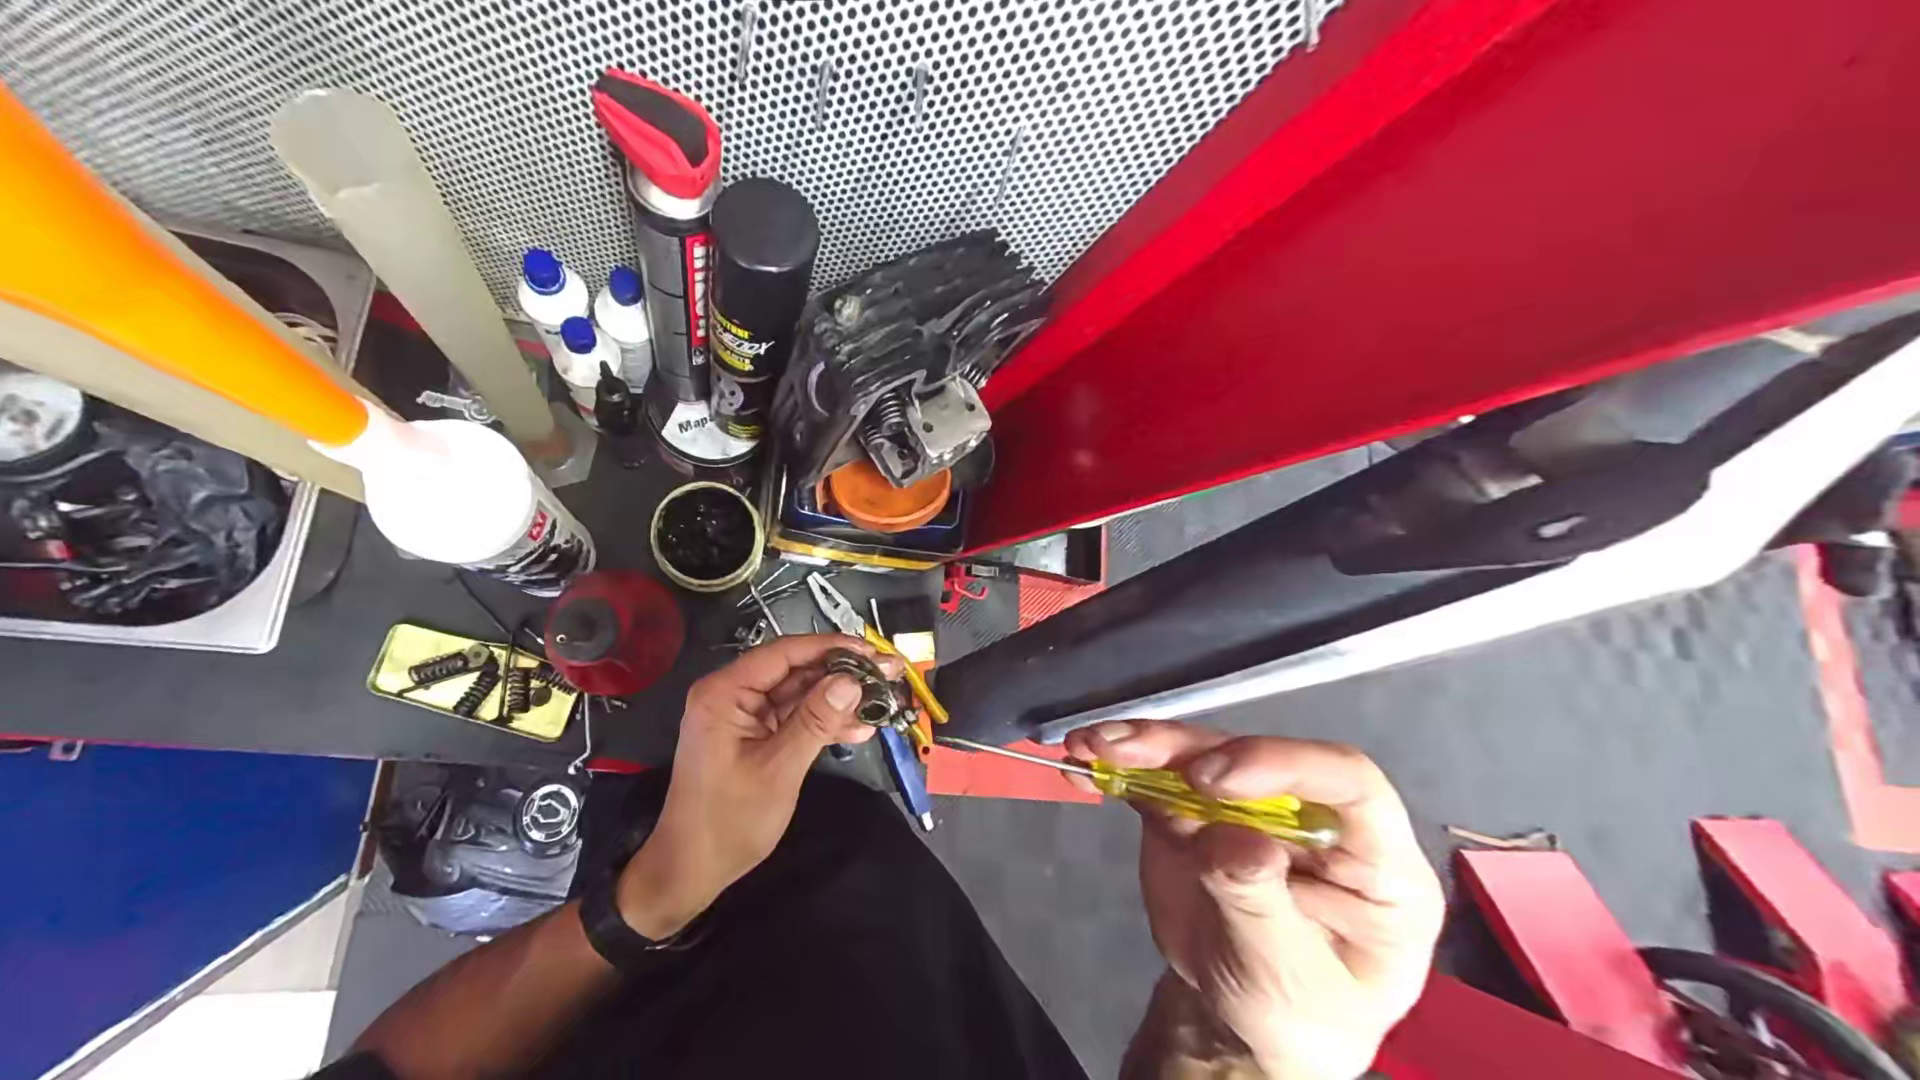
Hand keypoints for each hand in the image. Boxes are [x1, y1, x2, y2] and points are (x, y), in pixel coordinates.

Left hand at [617, 634, 897, 937]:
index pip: (784, 653)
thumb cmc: (728, 821)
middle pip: (797, 670)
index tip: (873, 653)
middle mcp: (734, 694)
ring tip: (882, 701)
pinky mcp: (758, 734)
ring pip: (802, 693)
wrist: (692, 871)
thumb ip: (816, 720)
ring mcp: (746, 715)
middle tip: (888, 674)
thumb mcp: (778, 769)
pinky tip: (860, 729)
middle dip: (843, 673)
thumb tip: (851, 680)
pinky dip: (826, 722)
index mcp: (725, 692)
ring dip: (840, 699)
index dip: (832, 648)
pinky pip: (797, 716)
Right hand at [1065, 721, 1442, 1079]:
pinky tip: (1081, 765)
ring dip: (1138, 745)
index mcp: (1370, 855)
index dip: (1279, 763)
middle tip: (1123, 750)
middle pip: (1250, 757)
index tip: (1214, 780)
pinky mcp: (1193, 810)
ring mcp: (1245, 807)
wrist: (1236, 1022)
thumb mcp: (1288, 981)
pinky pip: (1155, 779)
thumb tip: (1233, 839)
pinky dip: (1115, 769)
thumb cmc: (1294, 1014)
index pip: (1345, 780)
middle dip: (1183, 747)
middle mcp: (1306, 813)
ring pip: (1195, 756)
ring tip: (1088, 746)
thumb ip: (1261, 907)